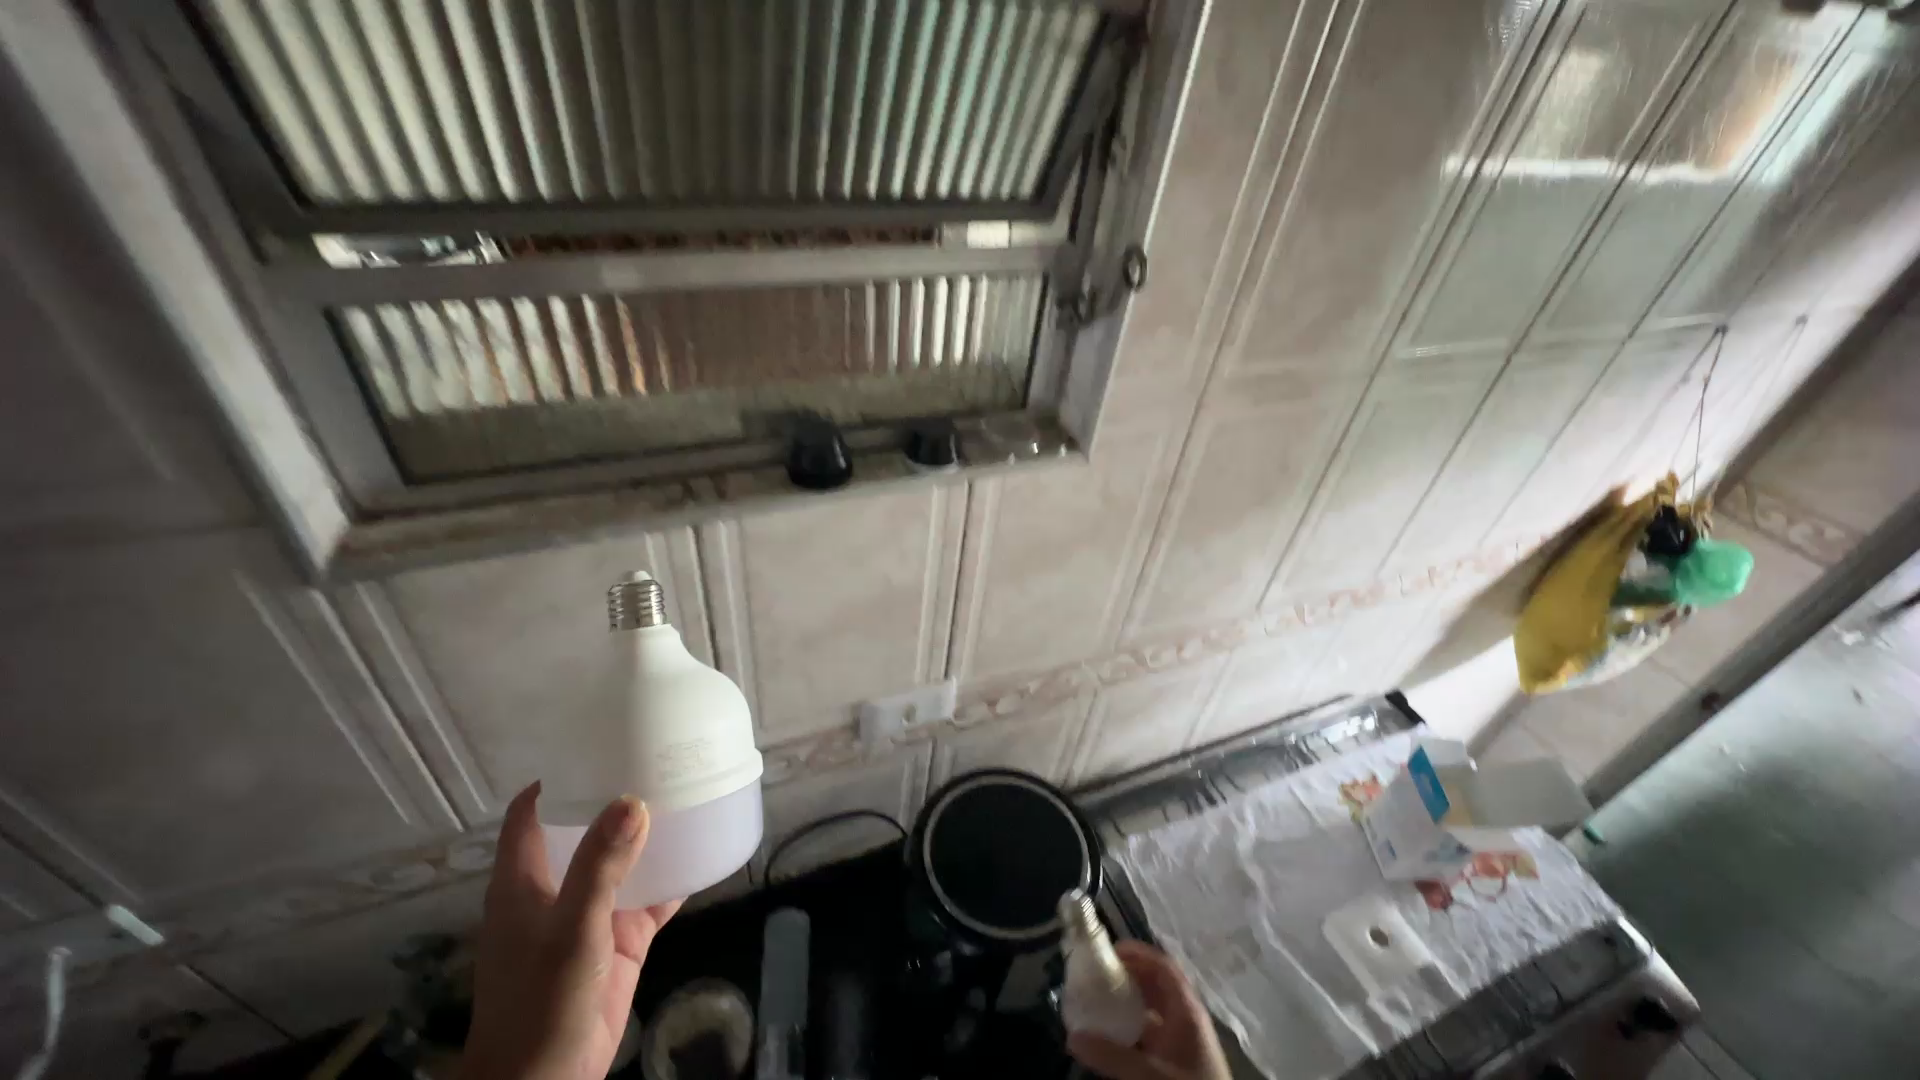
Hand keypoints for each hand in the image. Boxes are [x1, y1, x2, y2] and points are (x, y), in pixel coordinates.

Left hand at [459, 782, 682, 1079]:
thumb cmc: (540, 999)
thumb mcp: (571, 928)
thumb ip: (601, 866)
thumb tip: (633, 800)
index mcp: (524, 880)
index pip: (529, 813)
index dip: (554, 780)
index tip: (594, 746)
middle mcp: (555, 889)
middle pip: (582, 830)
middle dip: (613, 799)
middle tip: (656, 761)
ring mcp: (590, 916)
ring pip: (621, 861)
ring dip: (647, 836)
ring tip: (685, 795)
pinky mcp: (619, 942)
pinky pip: (650, 898)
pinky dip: (673, 878)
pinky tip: (702, 854)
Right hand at [1068, 942, 1231, 1079]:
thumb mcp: (1152, 1074)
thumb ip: (1113, 1056)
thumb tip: (1073, 1036)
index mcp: (1186, 1010)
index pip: (1164, 967)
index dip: (1138, 954)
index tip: (1109, 952)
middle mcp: (1185, 1019)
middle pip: (1156, 984)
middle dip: (1128, 975)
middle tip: (1097, 974)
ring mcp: (1181, 1040)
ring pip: (1152, 1008)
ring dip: (1128, 1001)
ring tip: (1098, 1000)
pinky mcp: (1175, 1059)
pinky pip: (1150, 1032)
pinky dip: (1130, 1026)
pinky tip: (1111, 1035)